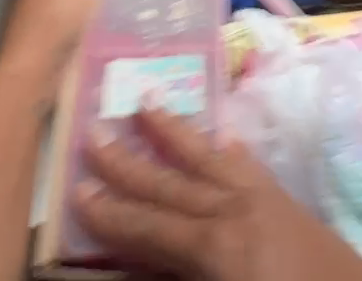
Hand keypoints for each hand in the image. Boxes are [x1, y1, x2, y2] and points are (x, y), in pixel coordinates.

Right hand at [75, 107, 361, 280]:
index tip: (76, 189)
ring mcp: (262, 197)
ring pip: (207, 155)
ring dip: (173, 130)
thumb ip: (178, 275)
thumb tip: (140, 261)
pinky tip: (220, 132)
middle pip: (170, 182)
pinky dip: (228, 145)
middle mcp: (234, 210)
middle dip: (128, 161)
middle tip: (94, 130)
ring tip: (145, 99)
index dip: (112, 212)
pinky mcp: (285, 197)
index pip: (151, 226)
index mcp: (217, 247)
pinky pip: (248, 162)